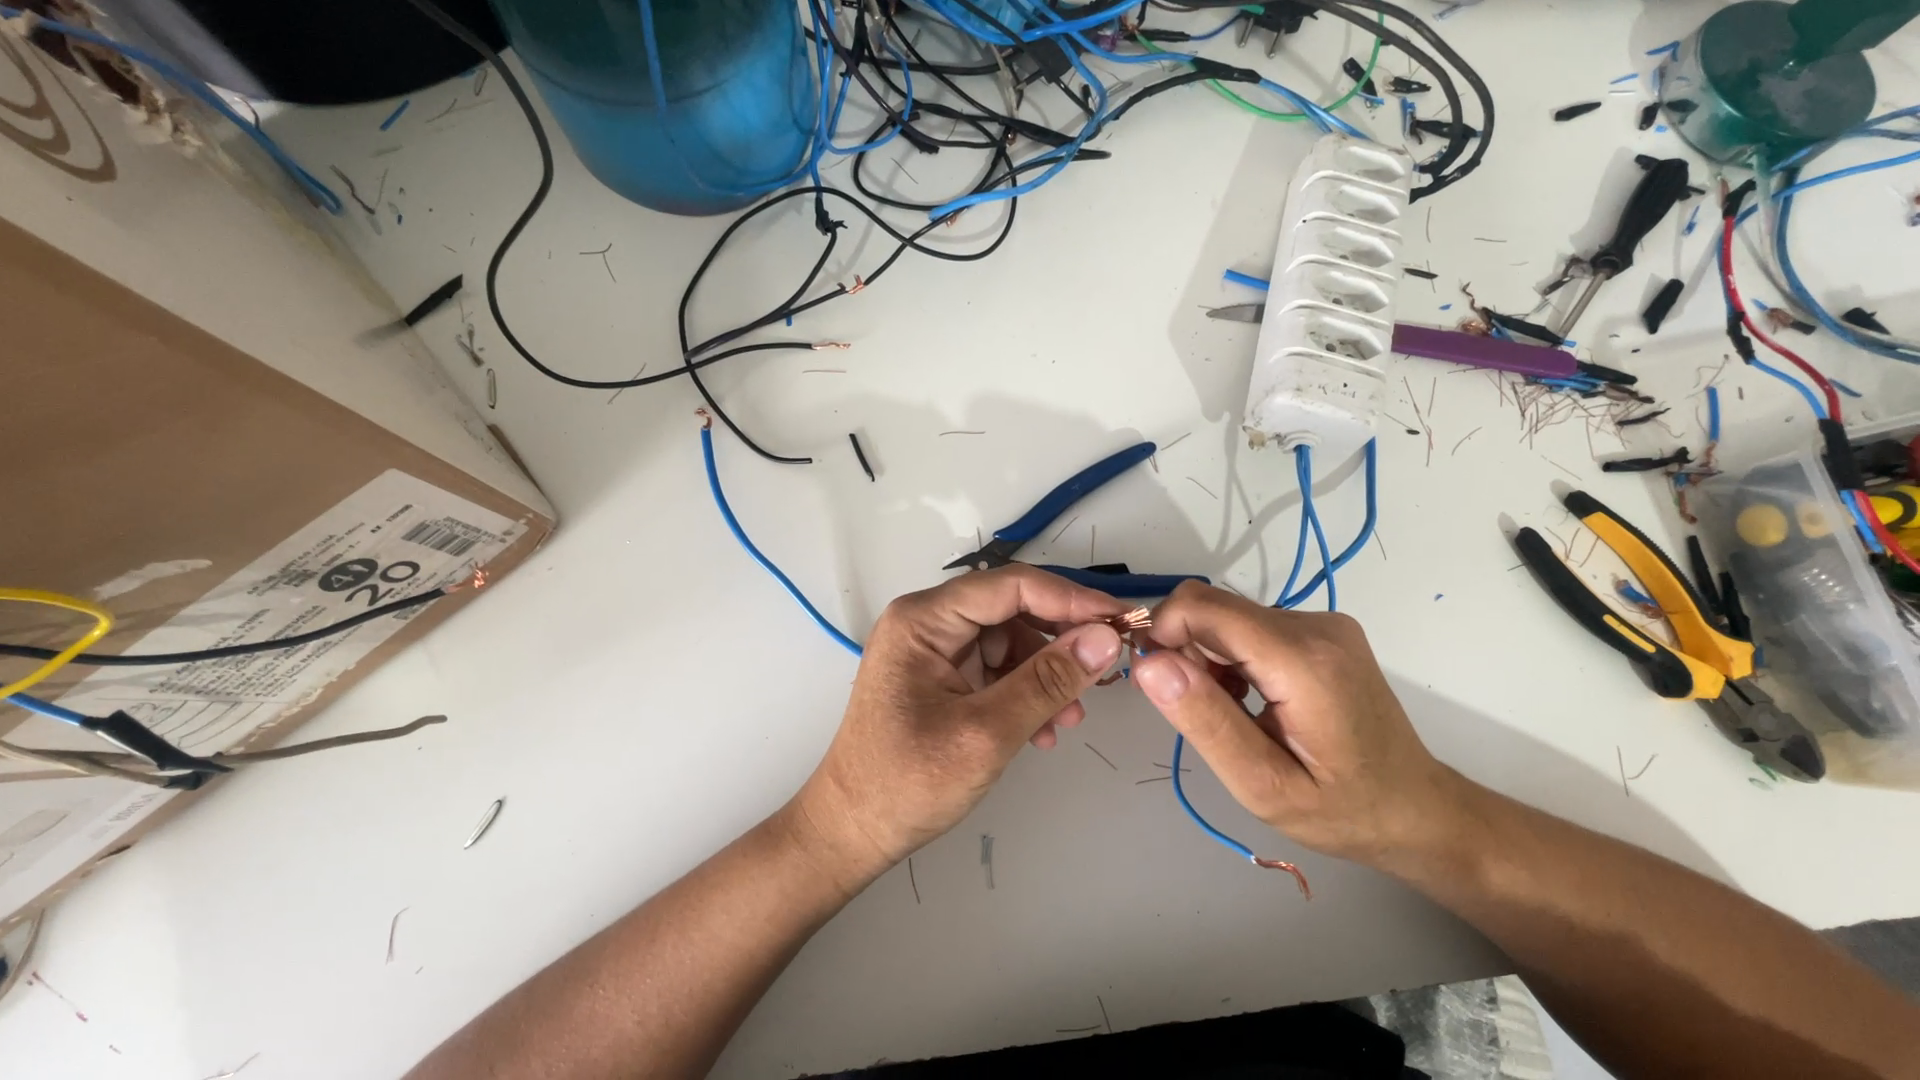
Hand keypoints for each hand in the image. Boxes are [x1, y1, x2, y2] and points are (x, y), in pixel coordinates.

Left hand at [788, 565, 1126, 882]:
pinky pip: (995, 671)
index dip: (1069, 598)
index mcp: (923, 620)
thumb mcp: (987, 732)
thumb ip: (1047, 682)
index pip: (1009, 586)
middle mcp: (925, 624)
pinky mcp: (939, 679)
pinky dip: (1023, 695)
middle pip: (1010, 611)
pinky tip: (1043, 731)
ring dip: (1045, 677)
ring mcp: (931, 652)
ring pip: (1008, 643)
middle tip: (1106, 670)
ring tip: (1069, 720)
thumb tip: (1106, 638)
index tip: (1120, 620)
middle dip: (1058, 643)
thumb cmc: (909, 782)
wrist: (852, 832)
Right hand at [1130, 582, 1458, 866]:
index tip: (1154, 684)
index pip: (1202, 607)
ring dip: (1207, 658)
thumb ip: (1205, 721)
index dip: (1161, 633)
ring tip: (1229, 714)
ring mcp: (1322, 624)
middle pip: (1212, 609)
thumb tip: (1147, 663)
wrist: (1416, 810)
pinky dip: (1231, 657)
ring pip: (1227, 617)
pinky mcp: (1322, 631)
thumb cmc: (1342, 811)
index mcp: (1302, 660)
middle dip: (1183, 651)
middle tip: (1194, 712)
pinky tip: (1248, 701)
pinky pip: (1250, 626)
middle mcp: (1314, 624)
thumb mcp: (1262, 785)